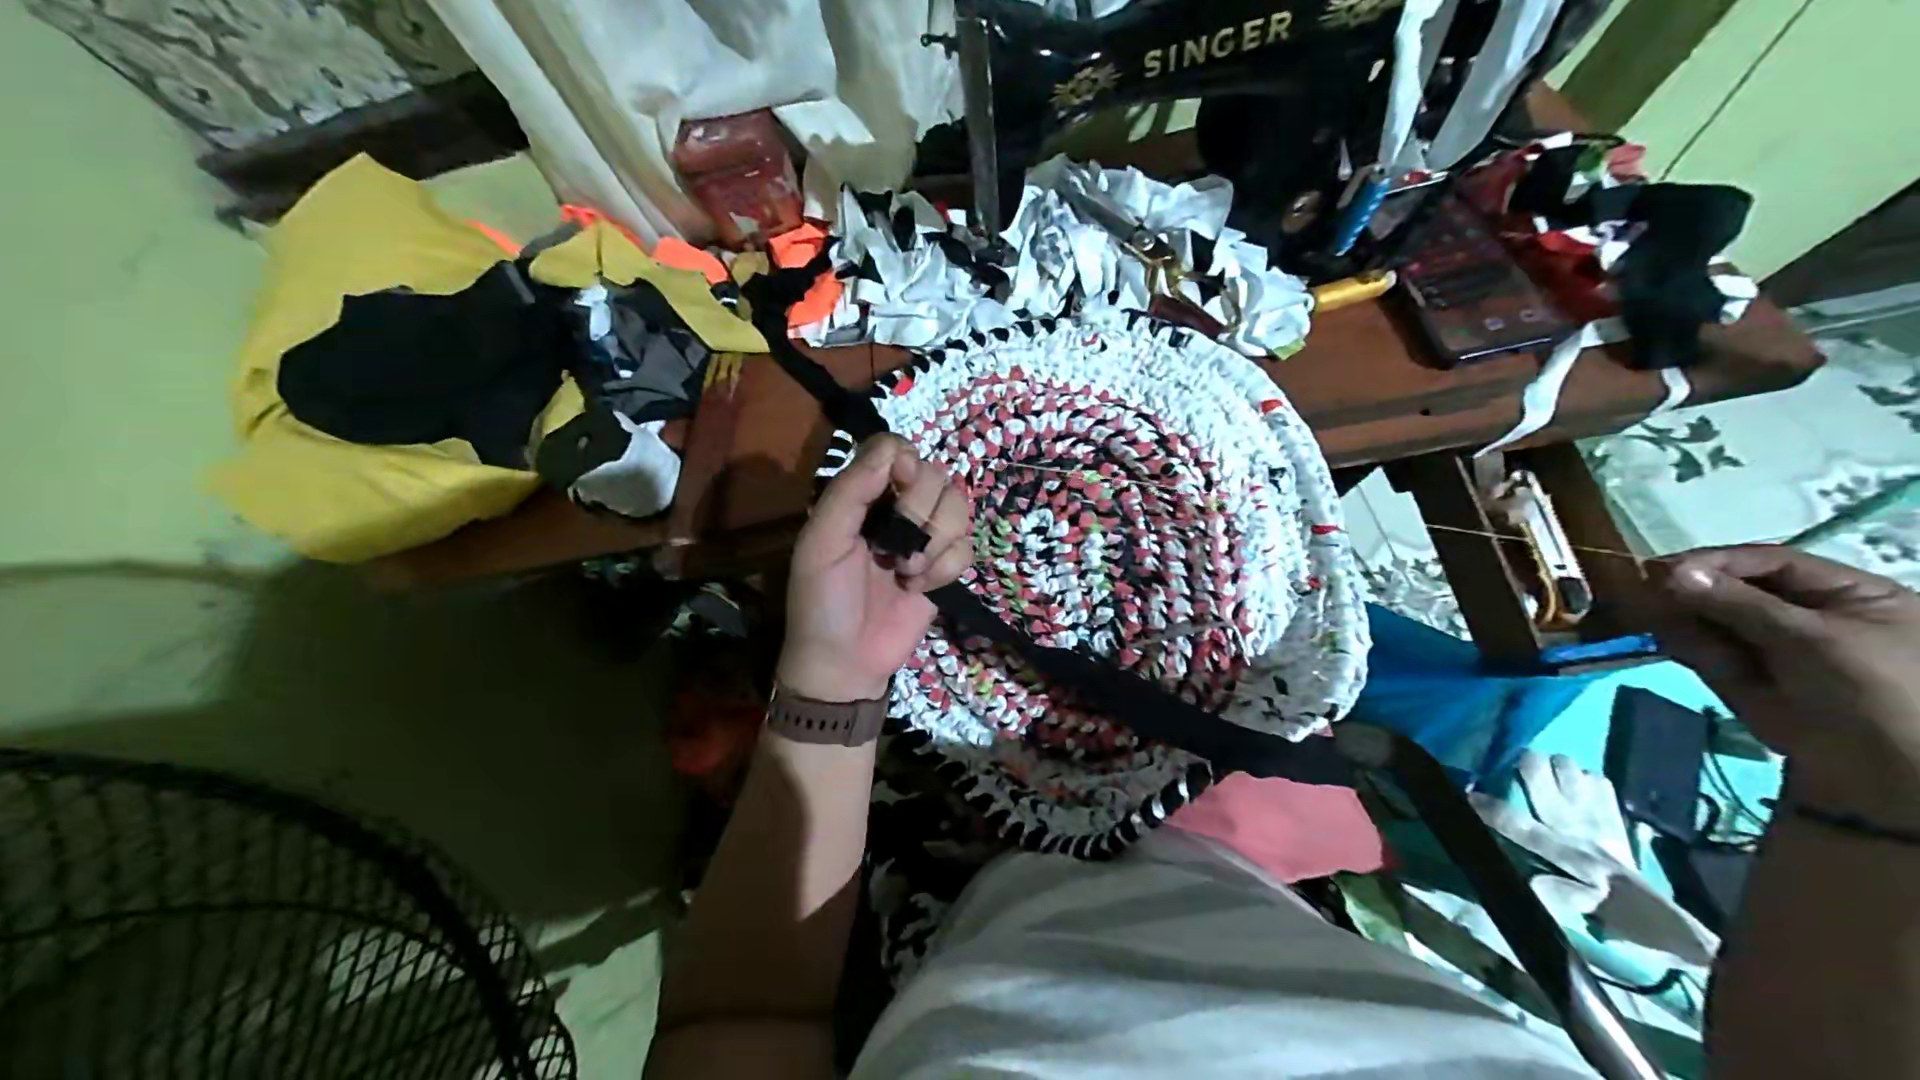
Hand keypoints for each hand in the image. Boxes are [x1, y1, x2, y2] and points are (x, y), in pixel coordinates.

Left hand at [776, 435, 972, 702]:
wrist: (845, 661)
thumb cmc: (822, 600)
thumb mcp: (821, 542)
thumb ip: (850, 491)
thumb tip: (893, 448)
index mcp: (862, 496)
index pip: (898, 450)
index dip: (906, 464)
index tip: (898, 489)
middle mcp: (895, 509)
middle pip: (936, 475)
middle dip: (920, 513)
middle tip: (893, 549)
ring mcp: (923, 539)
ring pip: (958, 507)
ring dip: (935, 542)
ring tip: (907, 572)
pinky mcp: (945, 569)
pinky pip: (967, 547)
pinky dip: (947, 568)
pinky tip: (921, 588)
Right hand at [1656, 545, 1919, 826]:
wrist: (1881, 773)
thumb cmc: (1875, 691)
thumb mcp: (1813, 638)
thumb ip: (1737, 602)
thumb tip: (1669, 572)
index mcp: (1844, 595)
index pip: (1767, 562)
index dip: (1716, 562)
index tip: (1663, 569)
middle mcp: (1801, 614)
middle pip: (1728, 589)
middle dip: (1690, 594)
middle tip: (1646, 596)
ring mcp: (1766, 645)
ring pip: (1704, 618)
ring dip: (1685, 623)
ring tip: (1678, 634)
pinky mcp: (1737, 673)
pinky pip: (1699, 648)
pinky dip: (1687, 648)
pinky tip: (1692, 655)